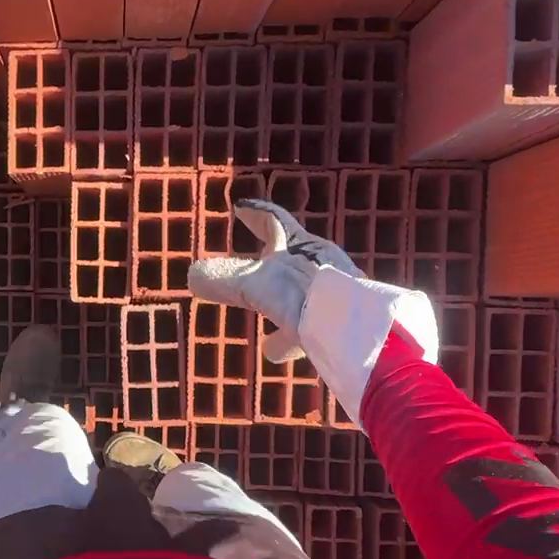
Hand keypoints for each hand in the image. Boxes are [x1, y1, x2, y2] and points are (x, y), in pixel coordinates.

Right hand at [189, 199, 437, 426]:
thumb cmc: (313, 298)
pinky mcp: (339, 323)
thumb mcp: (260, 286)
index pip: (275, 220)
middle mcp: (321, 265)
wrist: (365, 333)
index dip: (255, 212)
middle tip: (253, 259)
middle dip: (267, 258)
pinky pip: (308, 325)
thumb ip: (225, 280)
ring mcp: (332, 294)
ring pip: (299, 293)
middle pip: (288, 257)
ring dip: (278, 301)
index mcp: (304, 247)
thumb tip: (193, 274)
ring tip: (260, 315)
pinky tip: (278, 351)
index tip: (239, 206)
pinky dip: (290, 335)